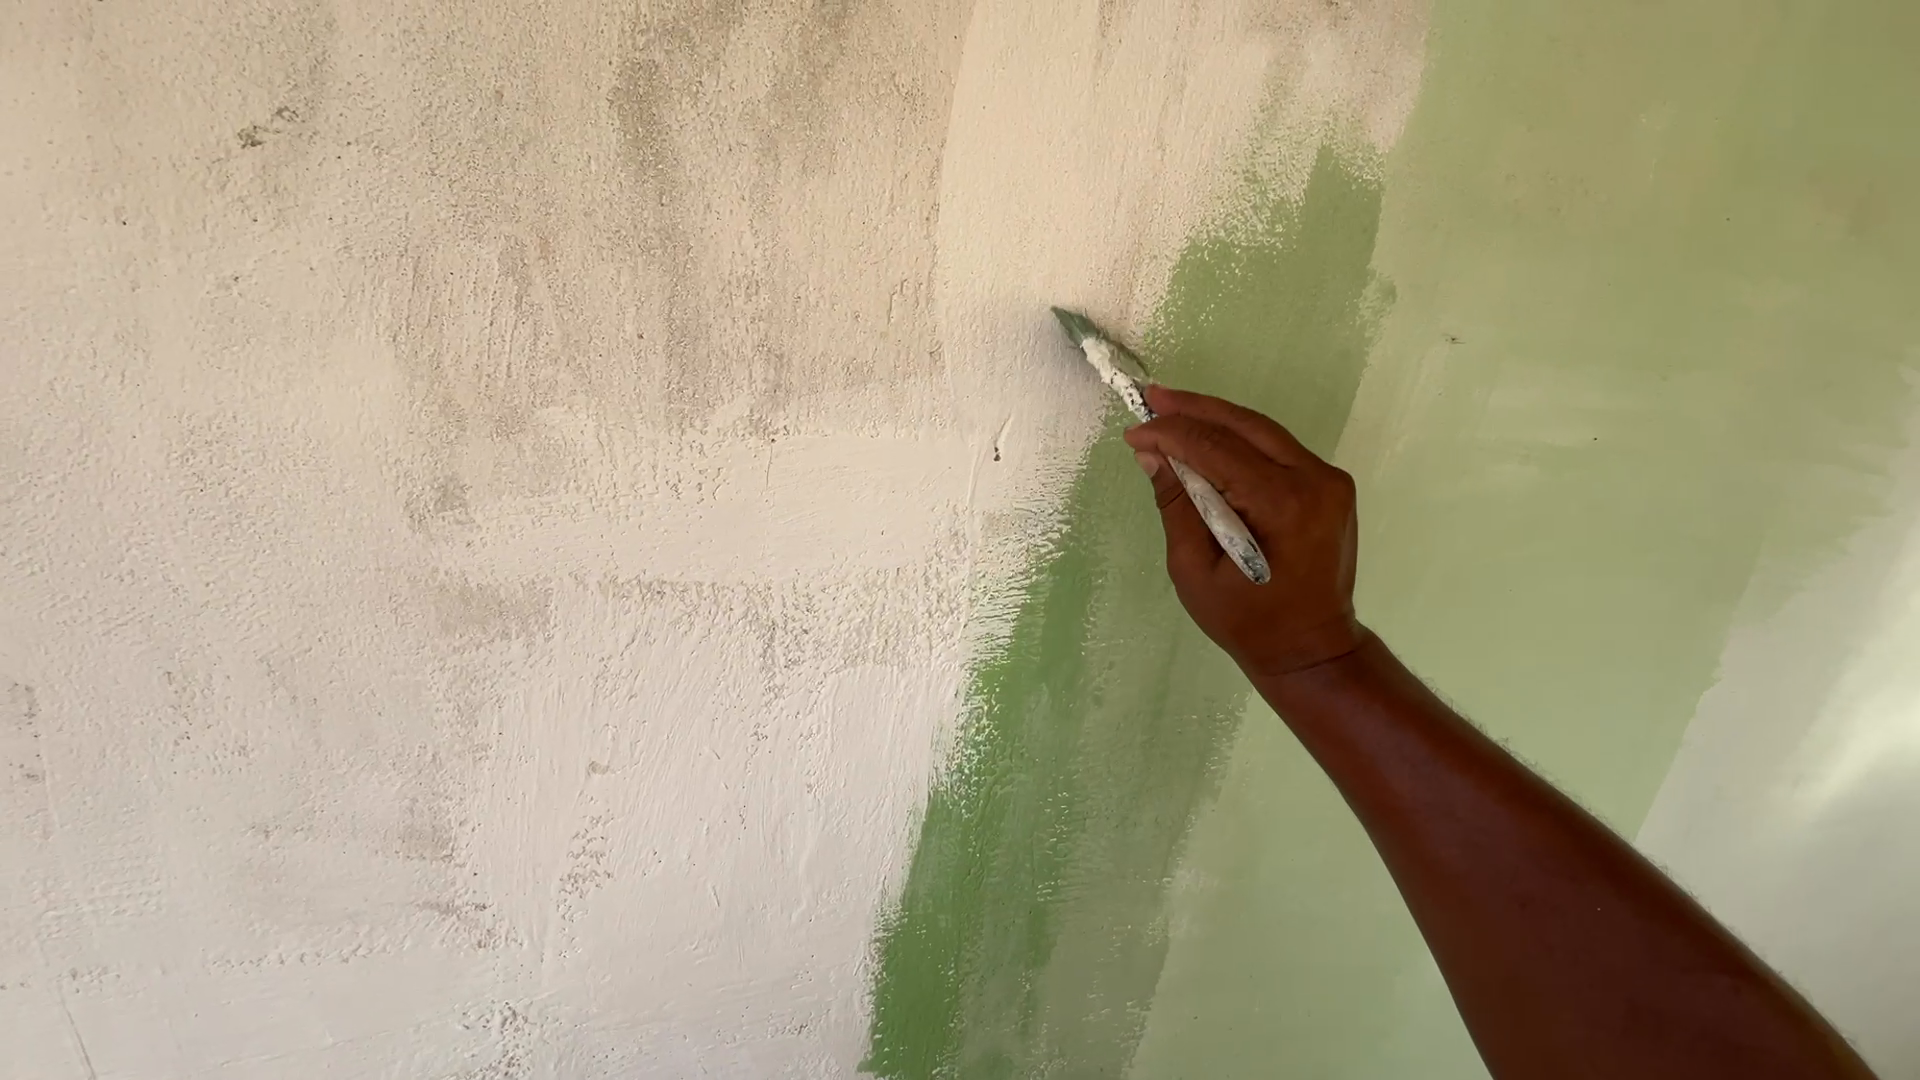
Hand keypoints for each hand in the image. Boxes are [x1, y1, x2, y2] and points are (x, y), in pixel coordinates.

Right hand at [1123, 386, 1366, 676]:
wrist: (1311, 649)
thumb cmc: (1246, 621)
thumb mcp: (1194, 570)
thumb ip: (1177, 506)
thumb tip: (1154, 455)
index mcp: (1281, 504)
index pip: (1215, 448)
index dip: (1171, 434)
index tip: (1134, 434)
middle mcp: (1314, 480)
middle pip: (1244, 424)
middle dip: (1193, 409)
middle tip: (1150, 397)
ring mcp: (1328, 480)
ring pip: (1262, 431)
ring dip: (1214, 419)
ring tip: (1170, 408)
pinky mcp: (1328, 486)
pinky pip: (1275, 449)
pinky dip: (1237, 439)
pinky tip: (1206, 437)